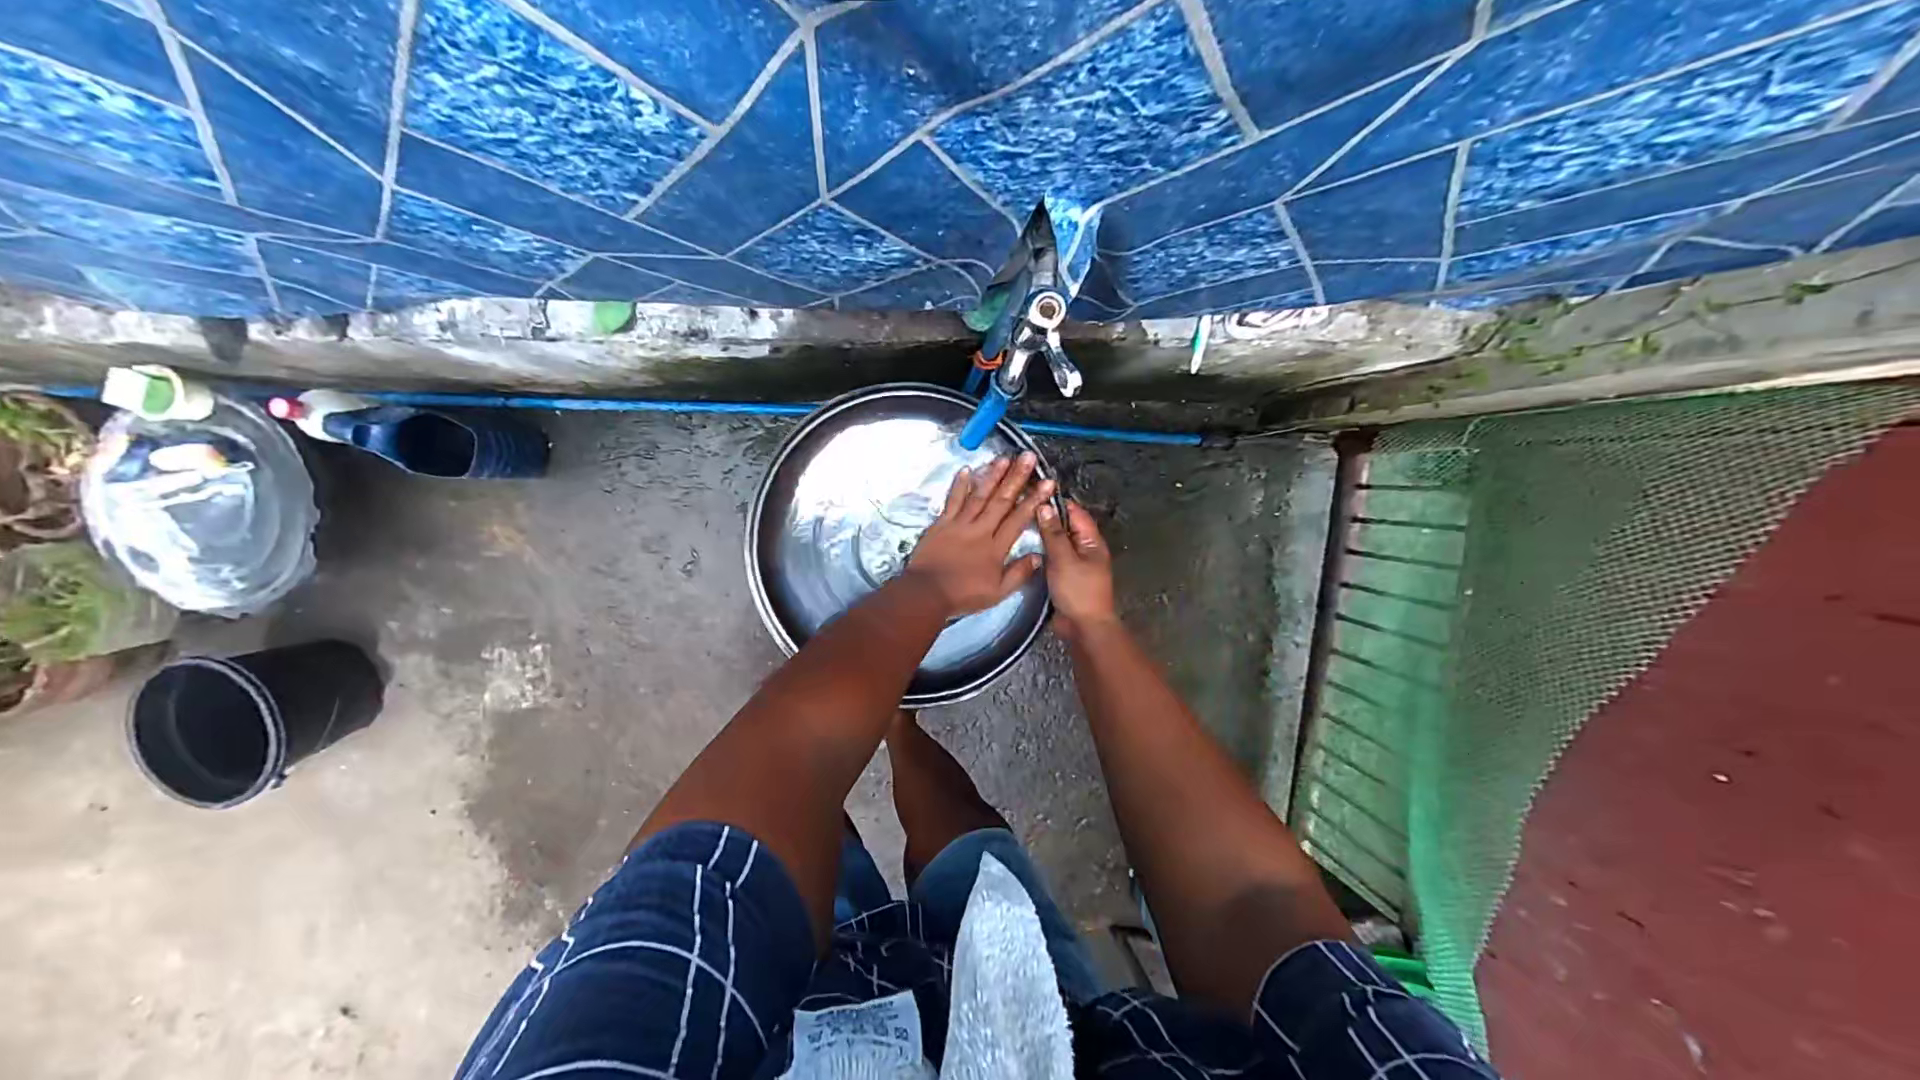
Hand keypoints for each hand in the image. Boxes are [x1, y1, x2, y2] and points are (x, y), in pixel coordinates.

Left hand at [905, 453, 1051, 616]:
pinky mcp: (941, 523)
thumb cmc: (963, 595)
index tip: (1046, 483)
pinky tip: (967, 470)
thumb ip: (1019, 574)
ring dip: (993, 476)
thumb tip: (1038, 557)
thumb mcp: (997, 592)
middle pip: (1002, 500)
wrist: (927, 592)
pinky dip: (960, 485)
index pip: (1019, 518)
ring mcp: (960, 524)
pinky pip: (953, 500)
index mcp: (996, 547)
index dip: (1034, 499)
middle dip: (1017, 477)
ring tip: (1005, 458)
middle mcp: (980, 530)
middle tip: (1028, 458)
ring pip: (980, 495)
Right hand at [1037, 497, 1116, 639]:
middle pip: (1066, 526)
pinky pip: (1054, 558)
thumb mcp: (1064, 559)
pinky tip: (1028, 550)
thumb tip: (1045, 508)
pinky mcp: (1066, 576)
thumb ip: (1053, 533)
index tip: (1036, 494)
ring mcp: (1076, 563)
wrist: (1084, 627)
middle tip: (1024, 509)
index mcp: (1092, 541)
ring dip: (1044, 536)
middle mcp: (1085, 549)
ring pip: (1058, 543)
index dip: (1058, 502)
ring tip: (1022, 526)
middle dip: (1048, 518)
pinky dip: (1044, 552)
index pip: (1076, 513)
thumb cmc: (1078, 592)